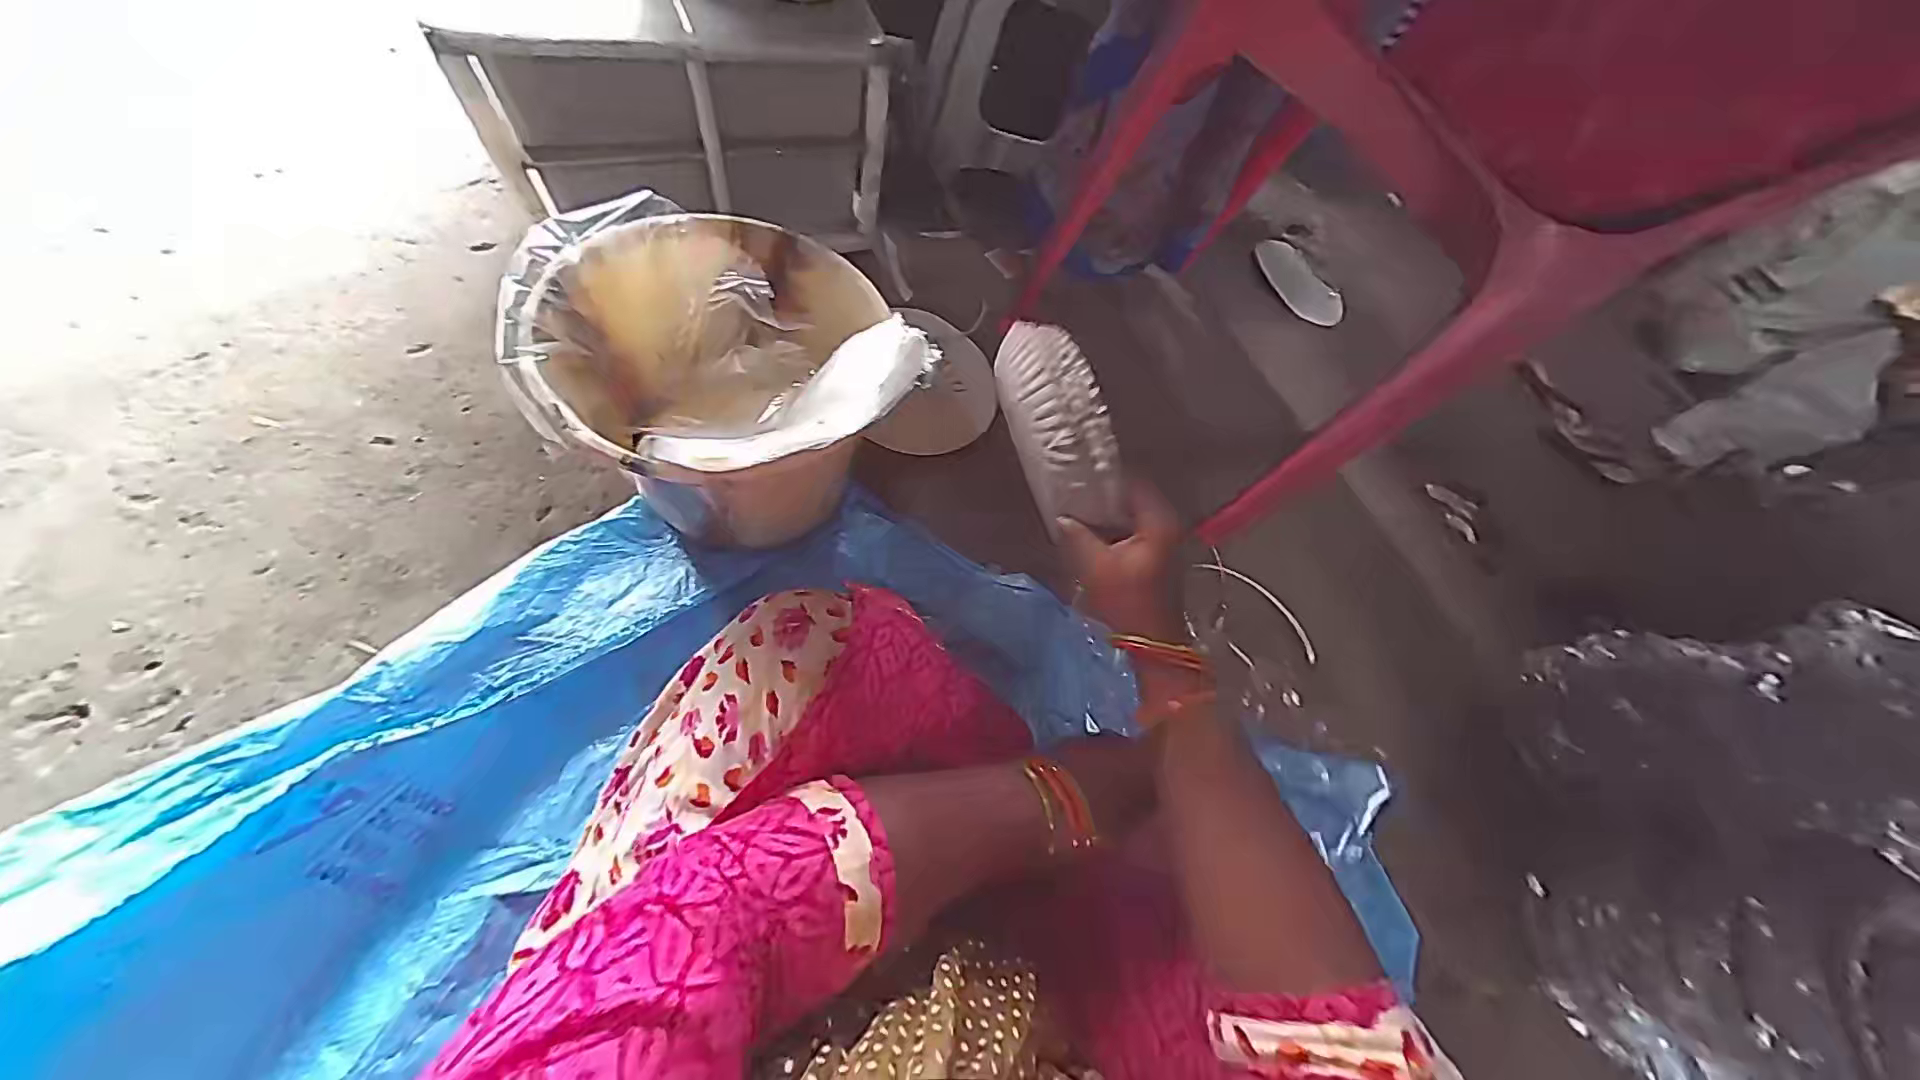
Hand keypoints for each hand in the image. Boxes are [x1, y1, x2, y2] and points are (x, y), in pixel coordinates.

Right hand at [1057, 482, 1185, 640]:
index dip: (1106, 481)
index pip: (1134, 484)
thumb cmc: (1127, 604)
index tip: (1080, 480)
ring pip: (1131, 519)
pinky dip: (1113, 534)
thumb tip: (1063, 519)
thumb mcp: (1095, 566)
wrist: (1151, 646)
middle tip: (1074, 497)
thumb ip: (1077, 536)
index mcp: (1159, 523)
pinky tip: (1091, 539)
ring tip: (1078, 516)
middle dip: (1103, 500)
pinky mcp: (1157, 561)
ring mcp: (1166, 546)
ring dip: (1107, 519)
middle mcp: (1168, 528)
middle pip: (1133, 501)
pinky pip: (1132, 535)